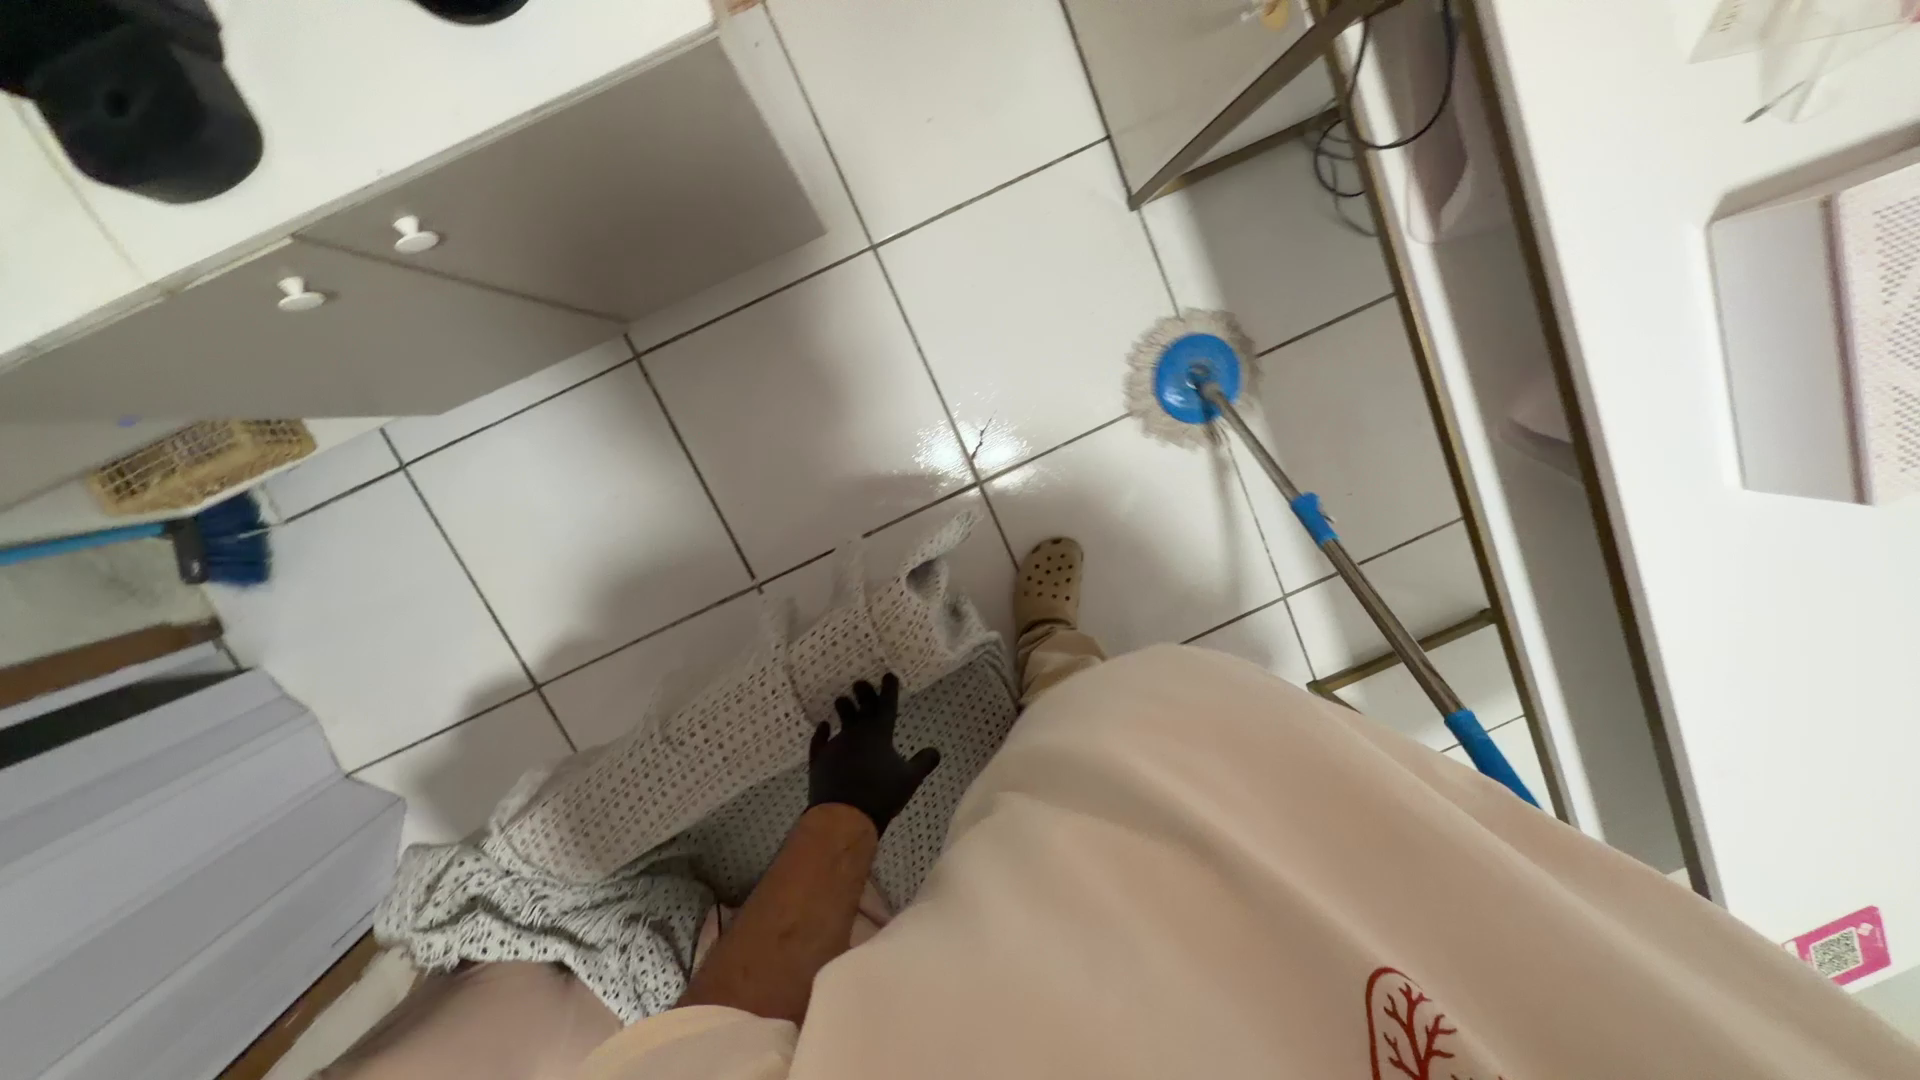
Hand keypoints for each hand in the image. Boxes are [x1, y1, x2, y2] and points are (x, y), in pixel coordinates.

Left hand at [808, 673, 939, 834]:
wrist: (844, 814)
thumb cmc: (881, 794)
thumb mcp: (910, 779)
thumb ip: (923, 762)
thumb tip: (936, 750)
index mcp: (879, 734)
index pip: (886, 706)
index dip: (888, 690)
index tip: (888, 675)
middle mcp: (857, 734)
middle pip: (862, 709)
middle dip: (863, 694)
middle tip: (860, 682)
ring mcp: (836, 746)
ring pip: (840, 722)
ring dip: (843, 709)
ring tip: (841, 699)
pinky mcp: (820, 760)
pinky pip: (819, 741)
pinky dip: (821, 733)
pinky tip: (822, 726)